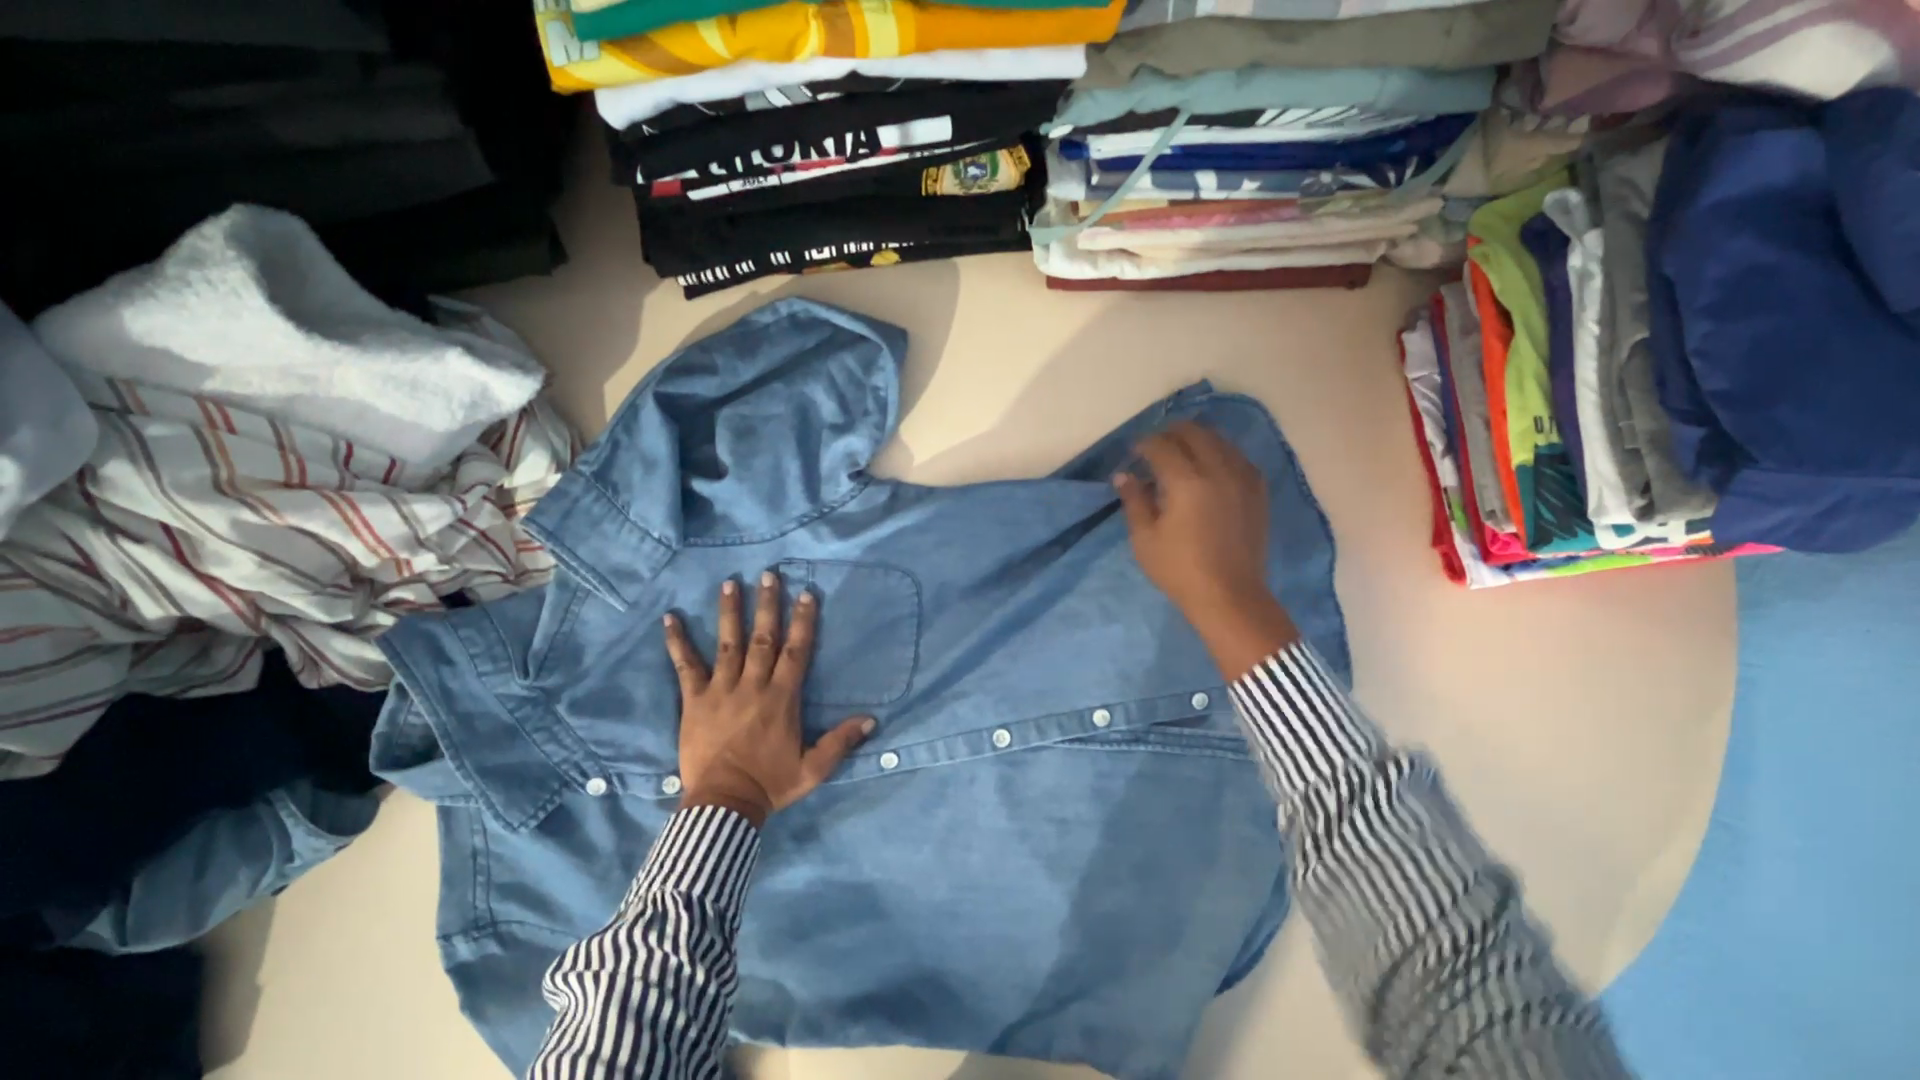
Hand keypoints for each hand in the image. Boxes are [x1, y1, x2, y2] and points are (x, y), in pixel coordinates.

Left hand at [662, 572, 873, 827]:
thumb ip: (840, 741)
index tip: (806, 594)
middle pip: (763, 637)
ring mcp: (721, 690)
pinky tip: (669, 618)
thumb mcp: (814, 768)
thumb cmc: (771, 784)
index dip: (803, 621)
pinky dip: (677, 642)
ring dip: (729, 612)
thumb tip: (870, 720)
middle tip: (769, 574)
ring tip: (730, 582)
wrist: (724, 803)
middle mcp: (753, 685)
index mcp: (782, 698)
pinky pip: (685, 666)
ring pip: (727, 643)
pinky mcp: (694, 700)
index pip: (796, 651)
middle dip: (767, 604)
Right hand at [1114, 422, 1297, 677]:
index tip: (1133, 452)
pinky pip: (1238, 457)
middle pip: (1194, 432)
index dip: (1143, 444)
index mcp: (1186, 481)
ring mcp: (1242, 478)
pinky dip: (1221, 453)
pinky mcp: (1258, 490)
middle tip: (1157, 447)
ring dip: (1198, 439)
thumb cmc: (1179, 570)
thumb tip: (1124, 475)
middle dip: (1171, 433)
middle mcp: (1217, 470)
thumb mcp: (1145, 539)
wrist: (1230, 595)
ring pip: (1219, 440)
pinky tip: (1211, 467)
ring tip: (1183, 454)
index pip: (1161, 445)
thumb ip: (1134, 500)